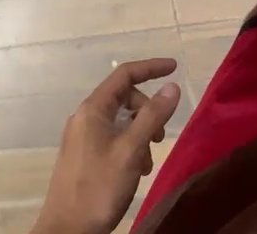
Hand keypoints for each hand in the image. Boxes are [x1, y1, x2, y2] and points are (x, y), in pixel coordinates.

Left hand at [31, 58, 182, 233]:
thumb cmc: (98, 188)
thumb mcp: (131, 150)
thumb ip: (153, 116)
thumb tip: (172, 86)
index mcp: (93, 109)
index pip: (125, 74)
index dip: (151, 68)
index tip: (174, 68)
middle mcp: (84, 118)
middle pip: (124, 98)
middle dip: (148, 111)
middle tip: (161, 136)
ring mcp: (82, 138)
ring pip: (120, 121)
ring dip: (140, 134)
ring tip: (148, 162)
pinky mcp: (82, 157)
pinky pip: (112, 138)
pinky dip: (129, 147)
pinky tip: (136, 170)